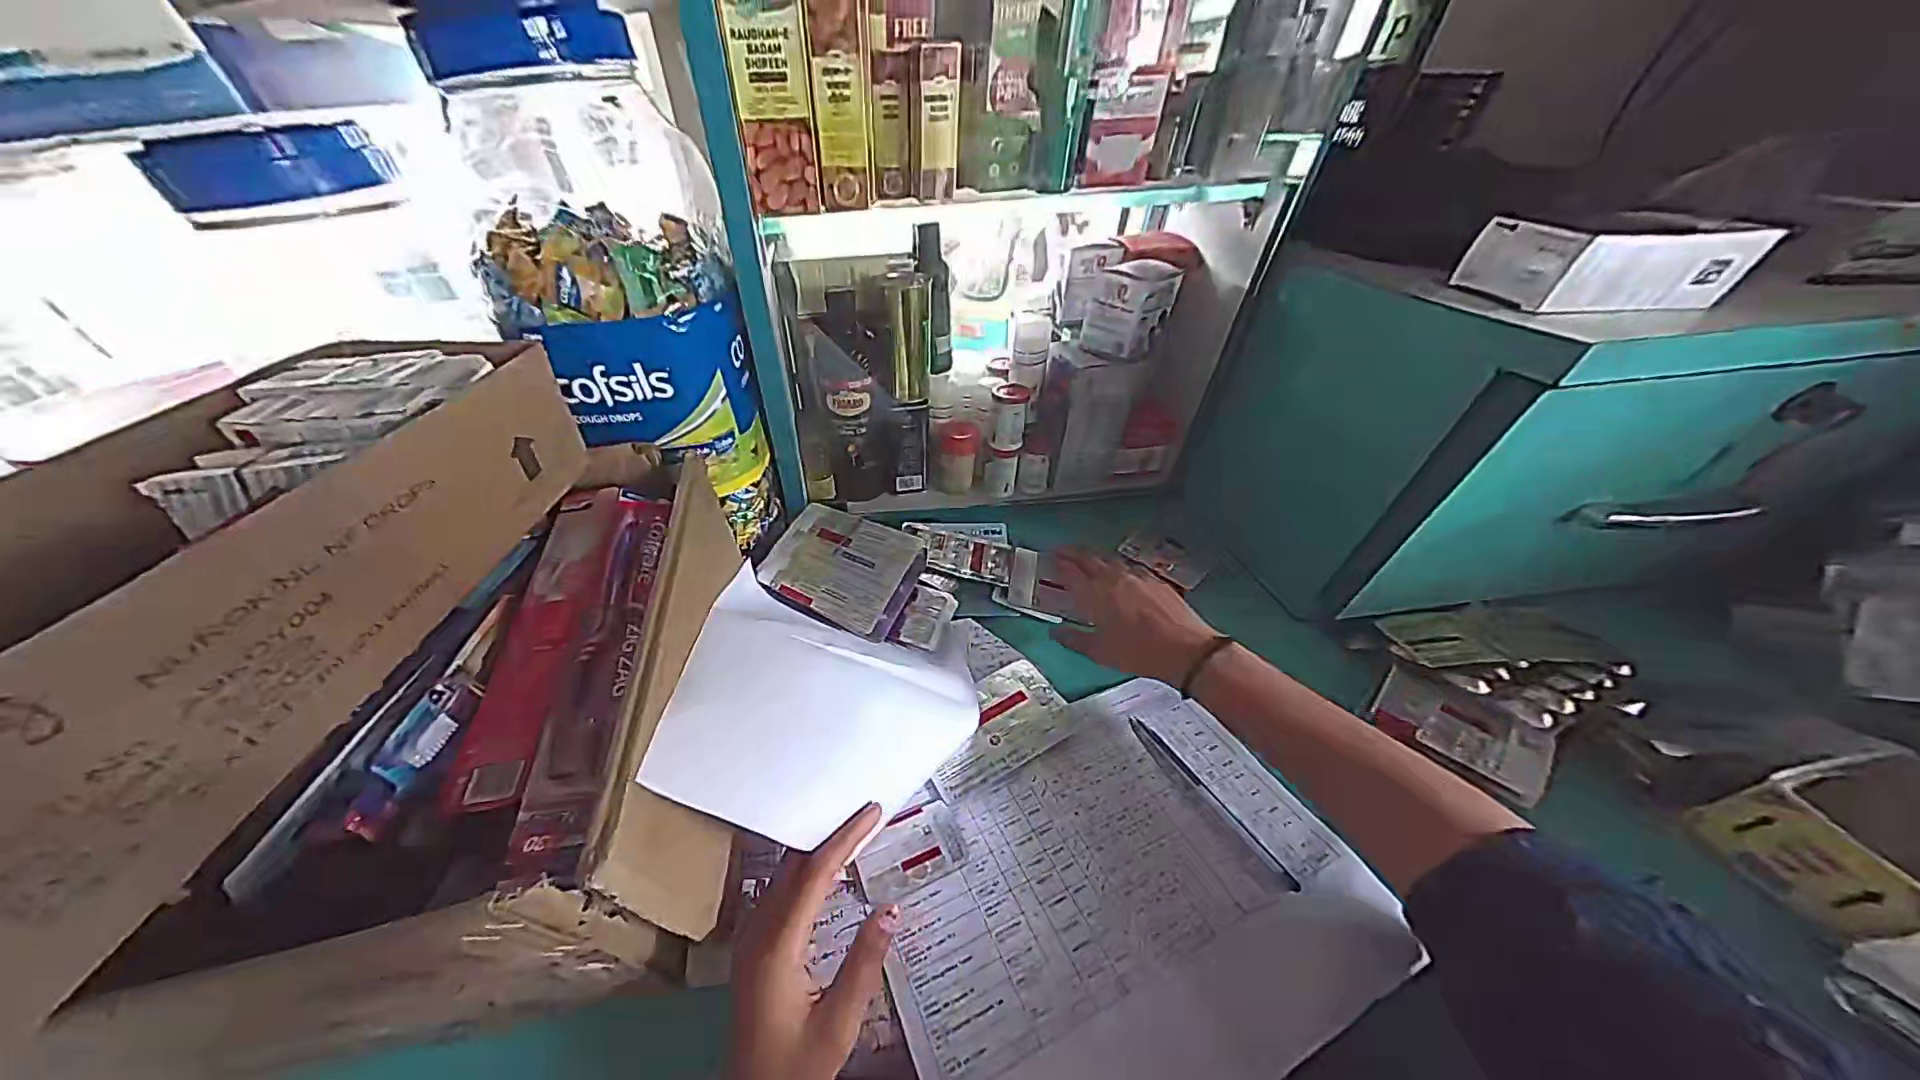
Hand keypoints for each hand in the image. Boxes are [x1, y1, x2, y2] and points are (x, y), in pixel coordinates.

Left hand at [726, 803, 899, 1079]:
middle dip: (832, 834)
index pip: (814, 874)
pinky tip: (825, 871)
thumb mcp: (838, 1021)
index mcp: (777, 948)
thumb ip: (864, 962)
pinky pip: (781, 892)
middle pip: (795, 867)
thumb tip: (890, 911)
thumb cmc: (793, 1067)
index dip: (845, 838)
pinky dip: (807, 872)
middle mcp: (758, 935)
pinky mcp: (754, 948)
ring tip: (853, 833)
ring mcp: (752, 941)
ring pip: (785, 876)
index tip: (869, 813)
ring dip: (819, 850)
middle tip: (866, 814)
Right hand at [1050, 545, 1221, 685]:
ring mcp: (1137, 576)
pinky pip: (1130, 565)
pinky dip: (1117, 564)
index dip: (1059, 563)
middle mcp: (1115, 578)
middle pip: (1089, 557)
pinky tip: (1119, 570)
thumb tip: (1060, 633)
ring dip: (1095, 555)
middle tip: (1064, 552)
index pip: (1070, 571)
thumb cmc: (1142, 651)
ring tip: (1088, 557)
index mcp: (1095, 594)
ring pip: (1110, 558)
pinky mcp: (1155, 580)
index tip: (1052, 559)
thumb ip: (1074, 639)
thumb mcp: (1100, 652)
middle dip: (1073, 553)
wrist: (1184, 650)